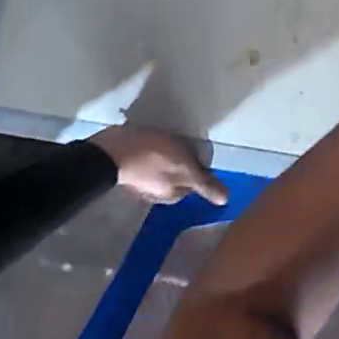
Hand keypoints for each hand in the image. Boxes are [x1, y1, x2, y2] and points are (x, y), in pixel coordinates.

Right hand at [88, 126, 228, 205]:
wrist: (112, 150)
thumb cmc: (153, 158)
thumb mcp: (185, 168)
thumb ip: (204, 184)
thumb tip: (225, 201)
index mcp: (172, 194)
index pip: (193, 183)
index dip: (198, 167)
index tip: (197, 152)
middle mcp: (157, 192)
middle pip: (177, 176)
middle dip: (182, 162)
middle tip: (183, 142)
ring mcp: (140, 181)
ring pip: (162, 168)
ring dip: (167, 155)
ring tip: (166, 137)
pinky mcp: (128, 167)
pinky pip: (147, 159)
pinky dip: (151, 150)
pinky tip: (150, 138)